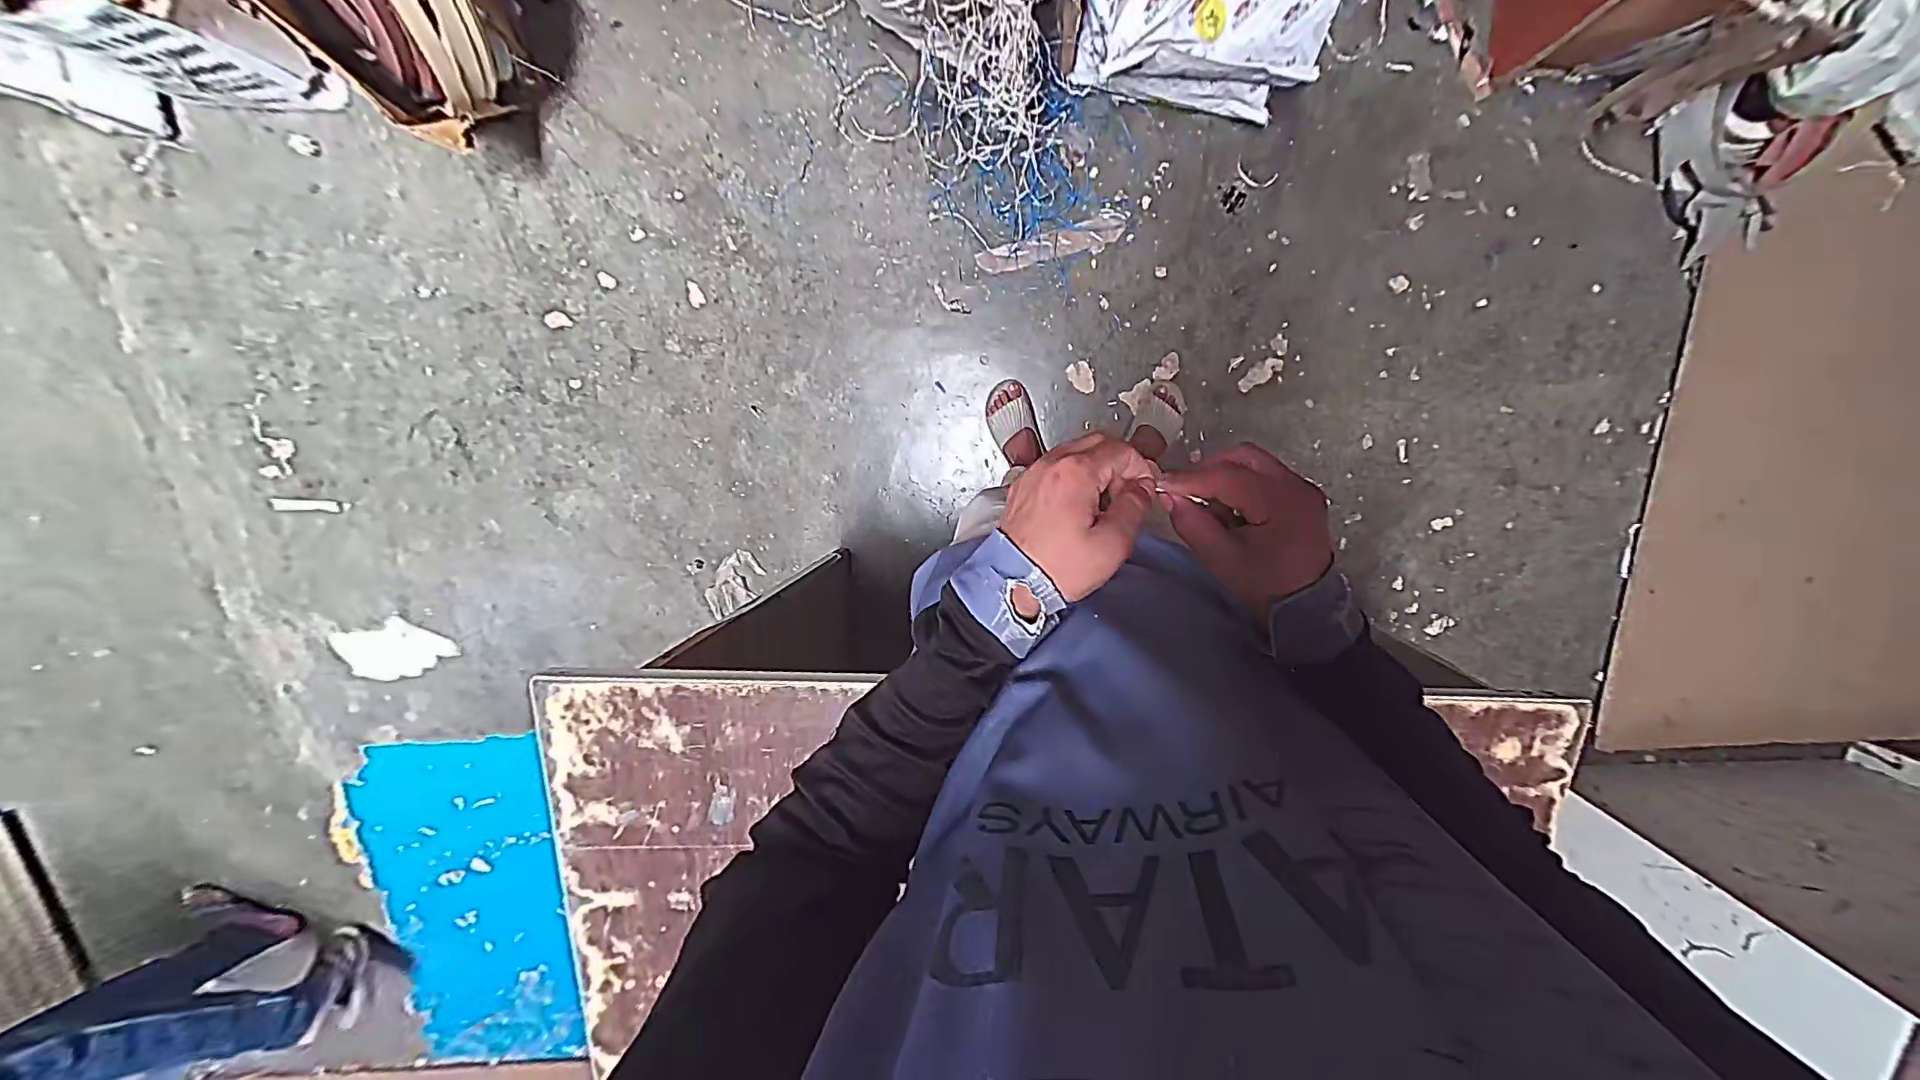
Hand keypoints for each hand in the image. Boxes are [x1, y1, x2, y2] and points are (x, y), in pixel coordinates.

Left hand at [999, 432, 1158, 601]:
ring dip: (1096, 469)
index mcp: (1075, 472)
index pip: (1121, 450)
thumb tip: (1140, 490)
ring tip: (1103, 503)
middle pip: (1097, 443)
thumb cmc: (1055, 568)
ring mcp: (1033, 474)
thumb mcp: (1113, 542)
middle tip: (1128, 493)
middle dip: (1119, 464)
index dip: (1141, 469)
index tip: (1144, 488)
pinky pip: (1054, 468)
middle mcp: (1051, 465)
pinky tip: (1078, 506)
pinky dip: (1072, 477)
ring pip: (1075, 452)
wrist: (1014, 583)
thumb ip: (1134, 507)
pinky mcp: (1023, 488)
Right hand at [1159, 443, 1333, 617]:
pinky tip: (1226, 508)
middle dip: (1208, 469)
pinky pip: (1262, 476)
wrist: (1307, 609)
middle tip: (1183, 489)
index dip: (1190, 478)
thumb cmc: (1266, 587)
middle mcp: (1296, 487)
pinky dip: (1238, 484)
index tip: (1163, 484)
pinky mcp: (1298, 497)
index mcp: (1282, 502)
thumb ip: (1192, 523)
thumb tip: (1170, 497)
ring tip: (1204, 501)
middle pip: (1243, 457)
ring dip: (1222, 475)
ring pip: (1253, 463)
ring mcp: (1301, 490)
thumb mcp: (1221, 559)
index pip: (1228, 476)